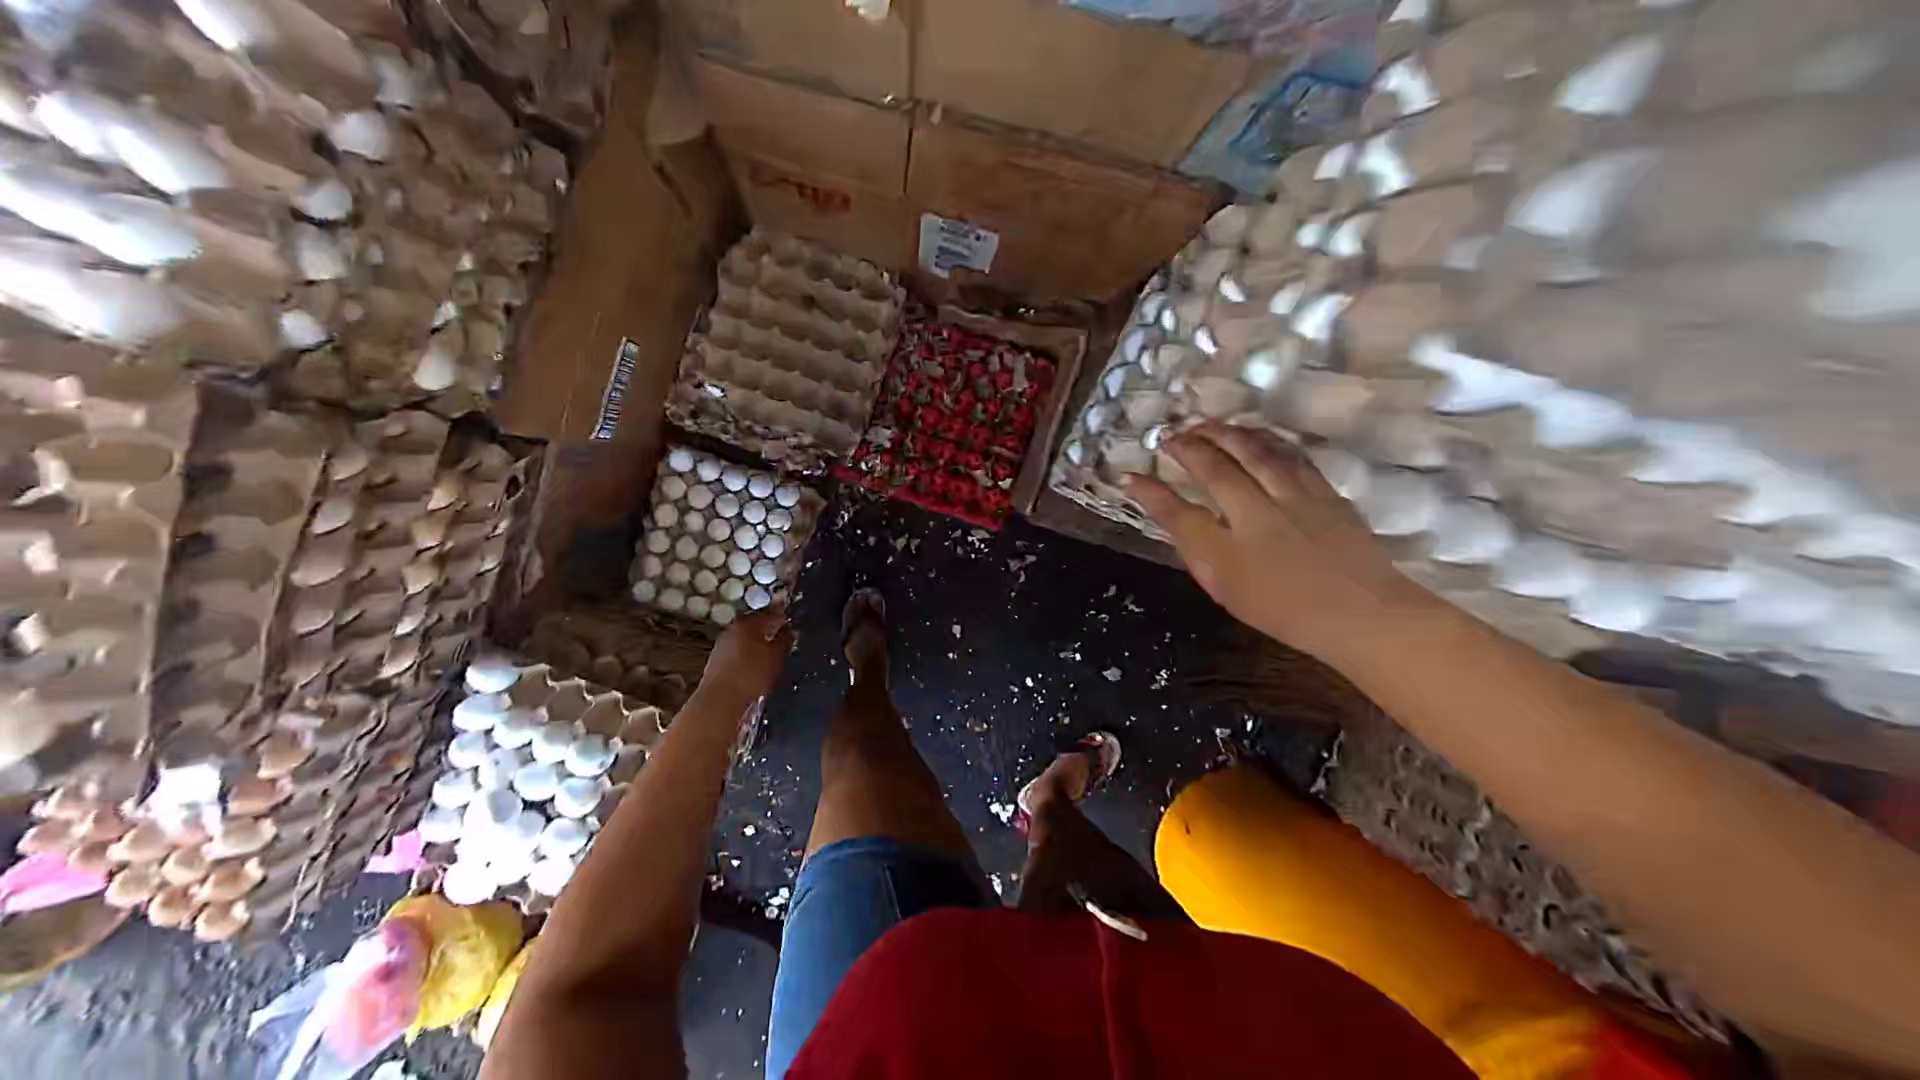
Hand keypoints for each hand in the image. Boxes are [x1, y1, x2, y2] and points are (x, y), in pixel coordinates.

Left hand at [699, 610, 795, 708]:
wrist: (720, 701)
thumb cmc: (751, 675)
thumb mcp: (777, 657)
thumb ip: (786, 640)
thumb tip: (791, 631)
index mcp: (747, 623)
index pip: (770, 613)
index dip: (784, 617)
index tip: (794, 623)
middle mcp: (731, 630)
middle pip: (755, 626)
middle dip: (770, 631)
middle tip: (785, 639)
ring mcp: (721, 646)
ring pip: (745, 640)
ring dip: (758, 645)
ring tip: (773, 656)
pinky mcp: (716, 663)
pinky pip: (738, 654)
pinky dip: (749, 657)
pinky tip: (757, 668)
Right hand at [1124, 423, 1424, 662]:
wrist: (1364, 615)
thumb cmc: (1285, 610)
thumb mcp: (1225, 586)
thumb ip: (1194, 544)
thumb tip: (1172, 514)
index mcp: (1228, 541)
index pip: (1178, 509)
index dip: (1150, 491)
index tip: (1128, 475)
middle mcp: (1258, 509)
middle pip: (1217, 466)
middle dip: (1188, 446)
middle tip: (1171, 435)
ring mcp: (1296, 497)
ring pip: (1255, 451)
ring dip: (1226, 434)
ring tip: (1208, 426)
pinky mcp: (1326, 494)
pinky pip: (1290, 455)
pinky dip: (1267, 440)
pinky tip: (1260, 437)